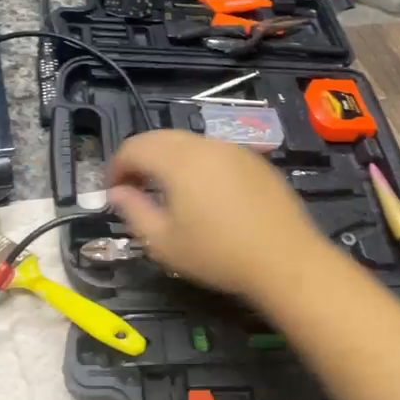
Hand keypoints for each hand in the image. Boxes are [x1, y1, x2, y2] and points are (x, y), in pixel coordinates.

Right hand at [107, 130, 330, 299]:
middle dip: (140, 159)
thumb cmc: (218, 254)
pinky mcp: (254, 160)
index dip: (116, 167)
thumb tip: (117, 193)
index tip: (113, 192)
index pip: (133, 147)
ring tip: (167, 192)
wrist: (287, 260)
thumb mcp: (164, 242)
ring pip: (188, 143)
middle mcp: (204, 144)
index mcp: (177, 160)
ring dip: (168, 160)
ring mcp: (233, 149)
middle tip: (135, 190)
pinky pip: (214, 153)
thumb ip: (133, 211)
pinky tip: (204, 195)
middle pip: (160, 138)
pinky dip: (197, 164)